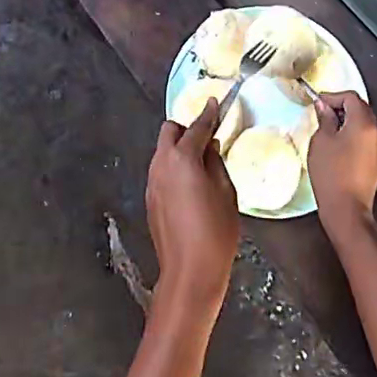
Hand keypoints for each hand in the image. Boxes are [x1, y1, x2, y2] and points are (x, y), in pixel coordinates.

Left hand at [146, 99, 239, 310]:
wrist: (189, 273)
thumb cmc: (215, 233)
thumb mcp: (226, 193)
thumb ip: (216, 163)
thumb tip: (210, 146)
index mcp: (183, 159)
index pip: (197, 128)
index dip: (208, 114)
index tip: (214, 103)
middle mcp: (162, 164)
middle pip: (170, 131)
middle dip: (186, 129)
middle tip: (206, 139)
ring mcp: (152, 181)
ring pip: (162, 151)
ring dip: (178, 148)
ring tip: (200, 163)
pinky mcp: (150, 198)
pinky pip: (160, 170)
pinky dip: (173, 167)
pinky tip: (189, 185)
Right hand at [307, 91, 376, 226]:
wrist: (347, 209)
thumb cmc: (331, 172)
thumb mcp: (321, 140)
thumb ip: (325, 118)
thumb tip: (324, 106)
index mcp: (363, 123)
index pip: (351, 97)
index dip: (333, 96)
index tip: (318, 103)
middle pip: (361, 108)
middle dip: (342, 107)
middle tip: (323, 113)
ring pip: (365, 124)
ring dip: (348, 121)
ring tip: (329, 129)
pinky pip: (367, 139)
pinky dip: (354, 135)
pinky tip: (340, 146)